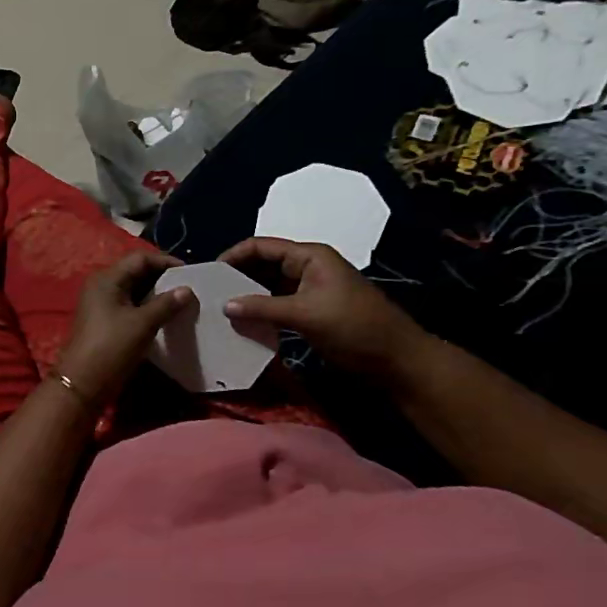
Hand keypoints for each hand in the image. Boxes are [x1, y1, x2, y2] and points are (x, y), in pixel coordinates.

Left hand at [55, 251, 197, 405]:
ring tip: (182, 302)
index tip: (190, 273)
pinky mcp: (104, 320)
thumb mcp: (142, 324)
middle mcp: (101, 285)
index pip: (140, 258)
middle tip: (189, 288)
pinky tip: (165, 316)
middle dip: (162, 278)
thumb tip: (187, 289)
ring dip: (156, 294)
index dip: (165, 262)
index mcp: (107, 278)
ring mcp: (101, 303)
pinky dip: (147, 307)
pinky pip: (129, 305)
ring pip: (133, 289)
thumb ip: (166, 304)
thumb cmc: (112, 347)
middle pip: (136, 272)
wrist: (83, 382)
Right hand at [218, 238, 428, 375]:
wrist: (398, 360)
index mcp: (309, 256)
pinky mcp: (310, 310)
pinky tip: (241, 322)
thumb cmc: (355, 327)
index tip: (209, 273)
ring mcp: (309, 289)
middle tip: (209, 292)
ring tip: (219, 307)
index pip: (261, 246)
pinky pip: (276, 304)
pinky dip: (259, 310)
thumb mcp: (305, 315)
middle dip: (237, 276)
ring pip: (267, 285)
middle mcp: (307, 267)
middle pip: (262, 264)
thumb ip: (263, 308)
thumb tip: (224, 305)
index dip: (233, 256)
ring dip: (246, 295)